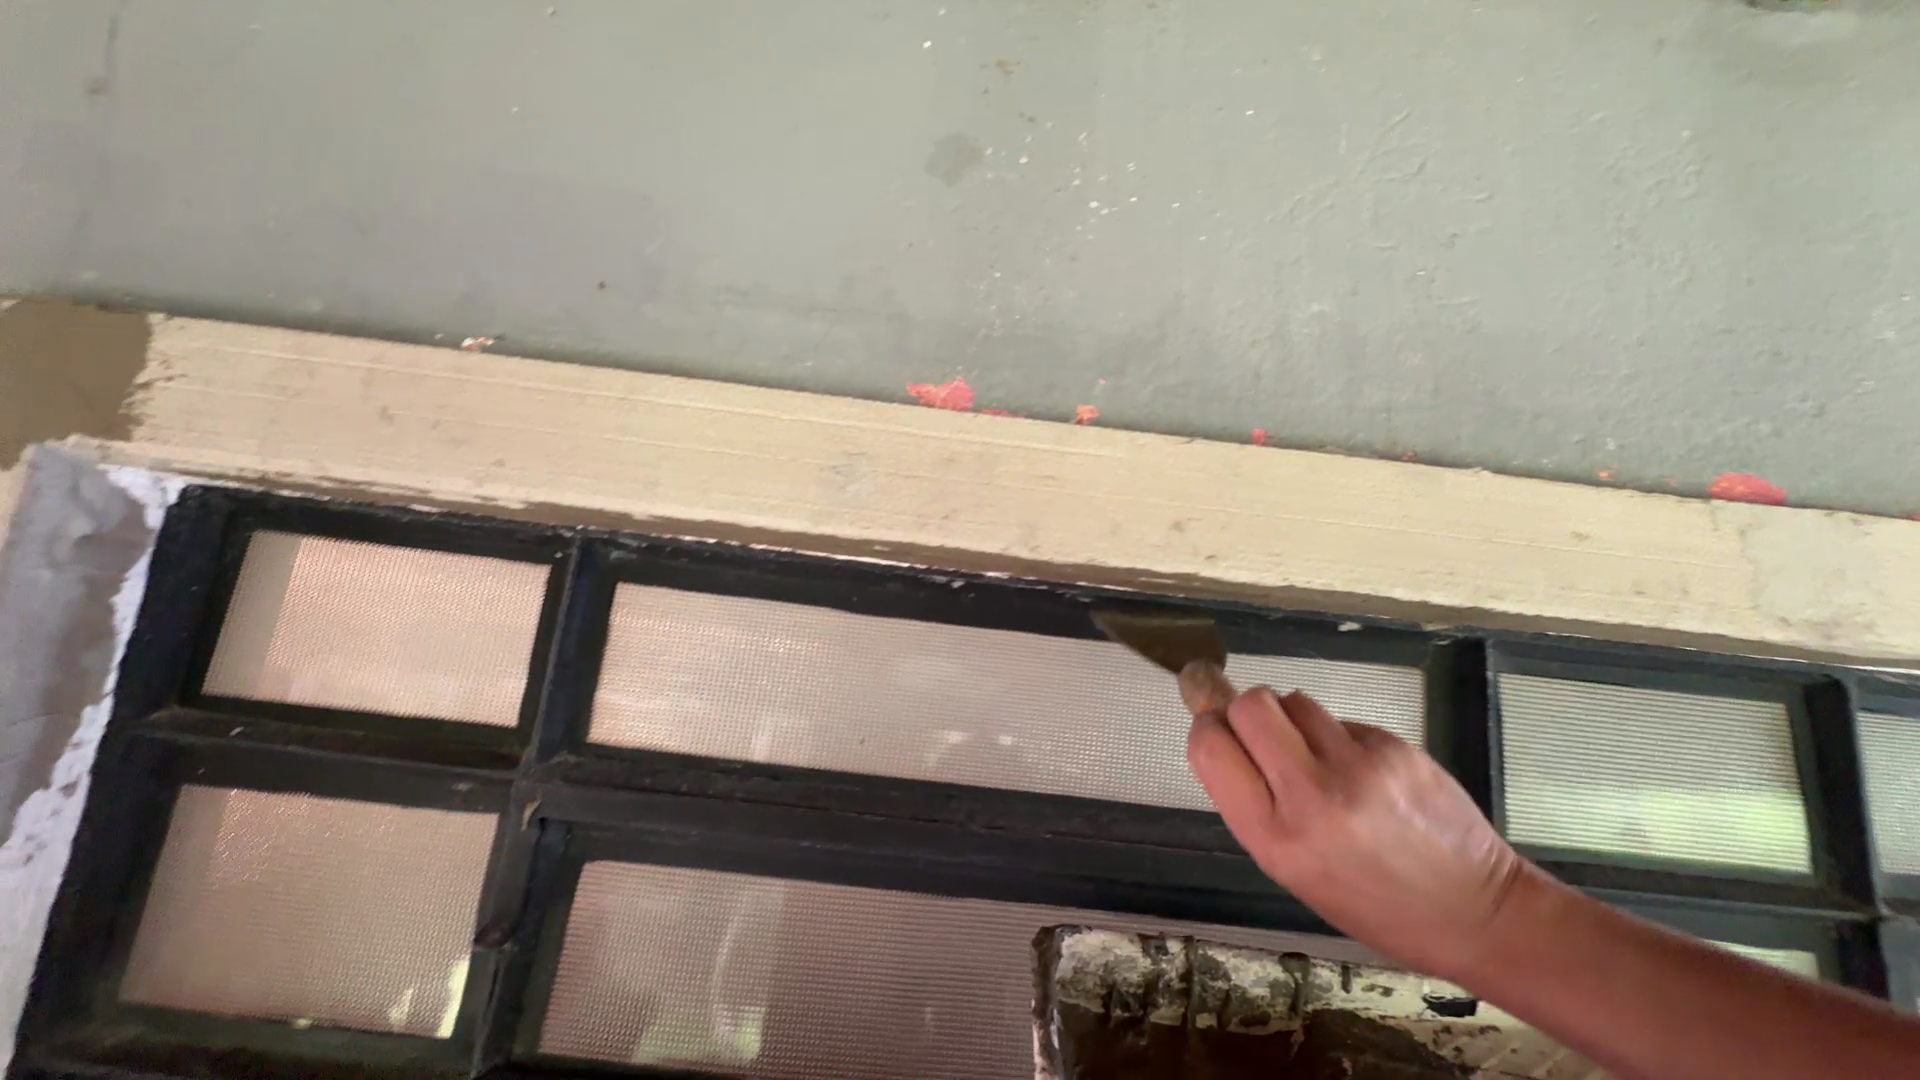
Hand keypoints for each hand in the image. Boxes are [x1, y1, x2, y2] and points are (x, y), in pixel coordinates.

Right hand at [1184, 679, 1533, 980]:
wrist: (1473, 912)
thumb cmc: (1367, 902)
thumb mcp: (1288, 867)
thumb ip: (1250, 800)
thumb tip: (1219, 732)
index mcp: (1273, 837)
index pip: (1210, 746)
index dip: (1206, 726)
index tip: (1215, 729)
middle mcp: (1310, 796)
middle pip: (1248, 705)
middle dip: (1243, 708)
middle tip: (1263, 736)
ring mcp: (1357, 766)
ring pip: (1294, 700)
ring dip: (1292, 719)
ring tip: (1318, 757)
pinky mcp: (1395, 747)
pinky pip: (1340, 719)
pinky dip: (1338, 736)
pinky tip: (1362, 772)